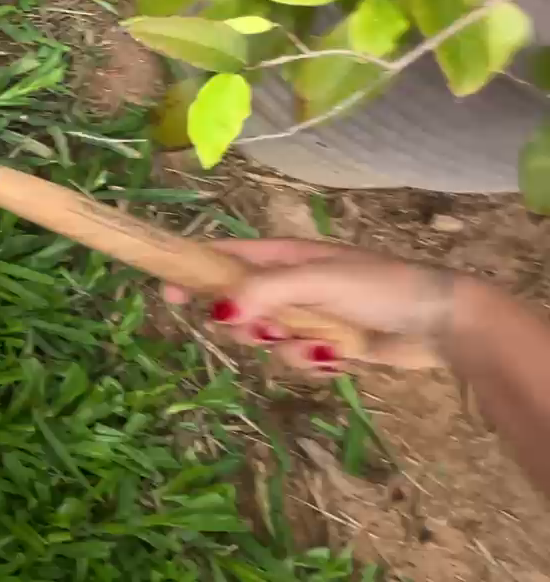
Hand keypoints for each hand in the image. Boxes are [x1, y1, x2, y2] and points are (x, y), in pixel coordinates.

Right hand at [164, 239, 457, 369]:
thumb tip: (216, 313)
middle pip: (234, 304)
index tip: (169, 294)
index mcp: (276, 256)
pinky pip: (295, 356)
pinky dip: (310, 360)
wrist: (448, 324)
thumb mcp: (313, 280)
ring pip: (263, 335)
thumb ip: (260, 293)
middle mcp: (284, 284)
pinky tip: (336, 357)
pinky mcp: (325, 344)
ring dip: (281, 345)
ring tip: (314, 345)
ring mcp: (304, 315)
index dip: (189, 272)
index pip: (217, 258)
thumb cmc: (378, 286)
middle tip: (264, 331)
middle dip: (245, 322)